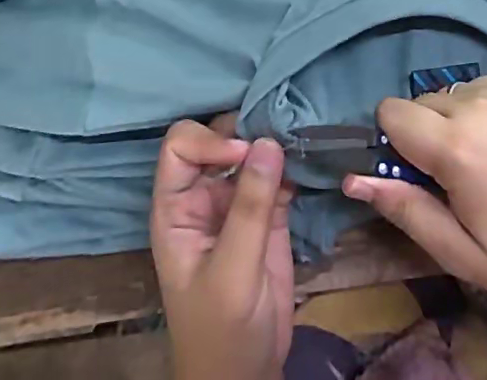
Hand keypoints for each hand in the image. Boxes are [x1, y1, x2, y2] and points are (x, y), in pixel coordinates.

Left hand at [150, 117, 294, 379]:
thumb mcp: (232, 272)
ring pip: (251, 151)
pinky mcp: (268, 212)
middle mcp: (204, 195)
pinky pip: (278, 173)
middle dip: (247, 131)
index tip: (245, 153)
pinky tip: (309, 163)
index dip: (210, 141)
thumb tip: (267, 142)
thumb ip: (249, 208)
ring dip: (274, 142)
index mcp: (177, 207)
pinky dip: (293, 164)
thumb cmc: (222, 330)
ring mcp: (236, 201)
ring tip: (300, 138)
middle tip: (281, 133)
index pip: (181, 147)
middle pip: (218, 138)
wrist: (247, 374)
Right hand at [342, 77, 486, 324]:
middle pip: (418, 102)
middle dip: (424, 135)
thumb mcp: (459, 251)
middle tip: (456, 178)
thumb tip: (352, 179)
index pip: (391, 112)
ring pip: (447, 93)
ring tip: (485, 162)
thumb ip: (403, 208)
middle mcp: (479, 104)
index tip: (417, 174)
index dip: (394, 143)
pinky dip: (478, 110)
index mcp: (458, 146)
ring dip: (451, 121)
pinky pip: (477, 89)